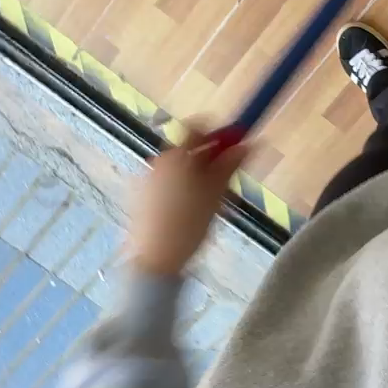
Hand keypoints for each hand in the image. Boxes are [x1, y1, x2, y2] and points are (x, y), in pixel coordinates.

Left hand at [129, 128, 247, 277]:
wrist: (155, 258)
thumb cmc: (189, 223)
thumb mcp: (216, 194)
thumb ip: (230, 165)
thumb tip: (246, 145)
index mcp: (176, 155)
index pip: (197, 128)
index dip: (218, 132)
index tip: (235, 143)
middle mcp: (158, 161)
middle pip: (188, 148)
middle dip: (210, 157)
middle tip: (229, 177)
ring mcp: (147, 178)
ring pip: (179, 167)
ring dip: (197, 173)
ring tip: (212, 199)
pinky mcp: (141, 197)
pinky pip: (168, 182)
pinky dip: (182, 186)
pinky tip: (191, 209)